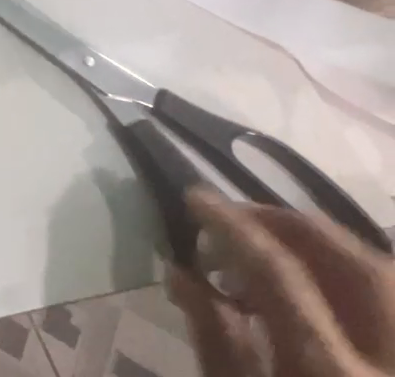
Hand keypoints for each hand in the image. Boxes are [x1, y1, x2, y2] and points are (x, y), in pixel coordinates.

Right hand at [169, 188, 394, 376]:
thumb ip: (214, 337)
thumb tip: (182, 270)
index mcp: (329, 373)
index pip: (279, 272)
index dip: (232, 224)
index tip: (194, 197)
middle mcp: (392, 364)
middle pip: (357, 265)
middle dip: (290, 225)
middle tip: (238, 215)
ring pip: (391, 279)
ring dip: (328, 249)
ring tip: (273, 249)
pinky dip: (357, 281)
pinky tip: (318, 288)